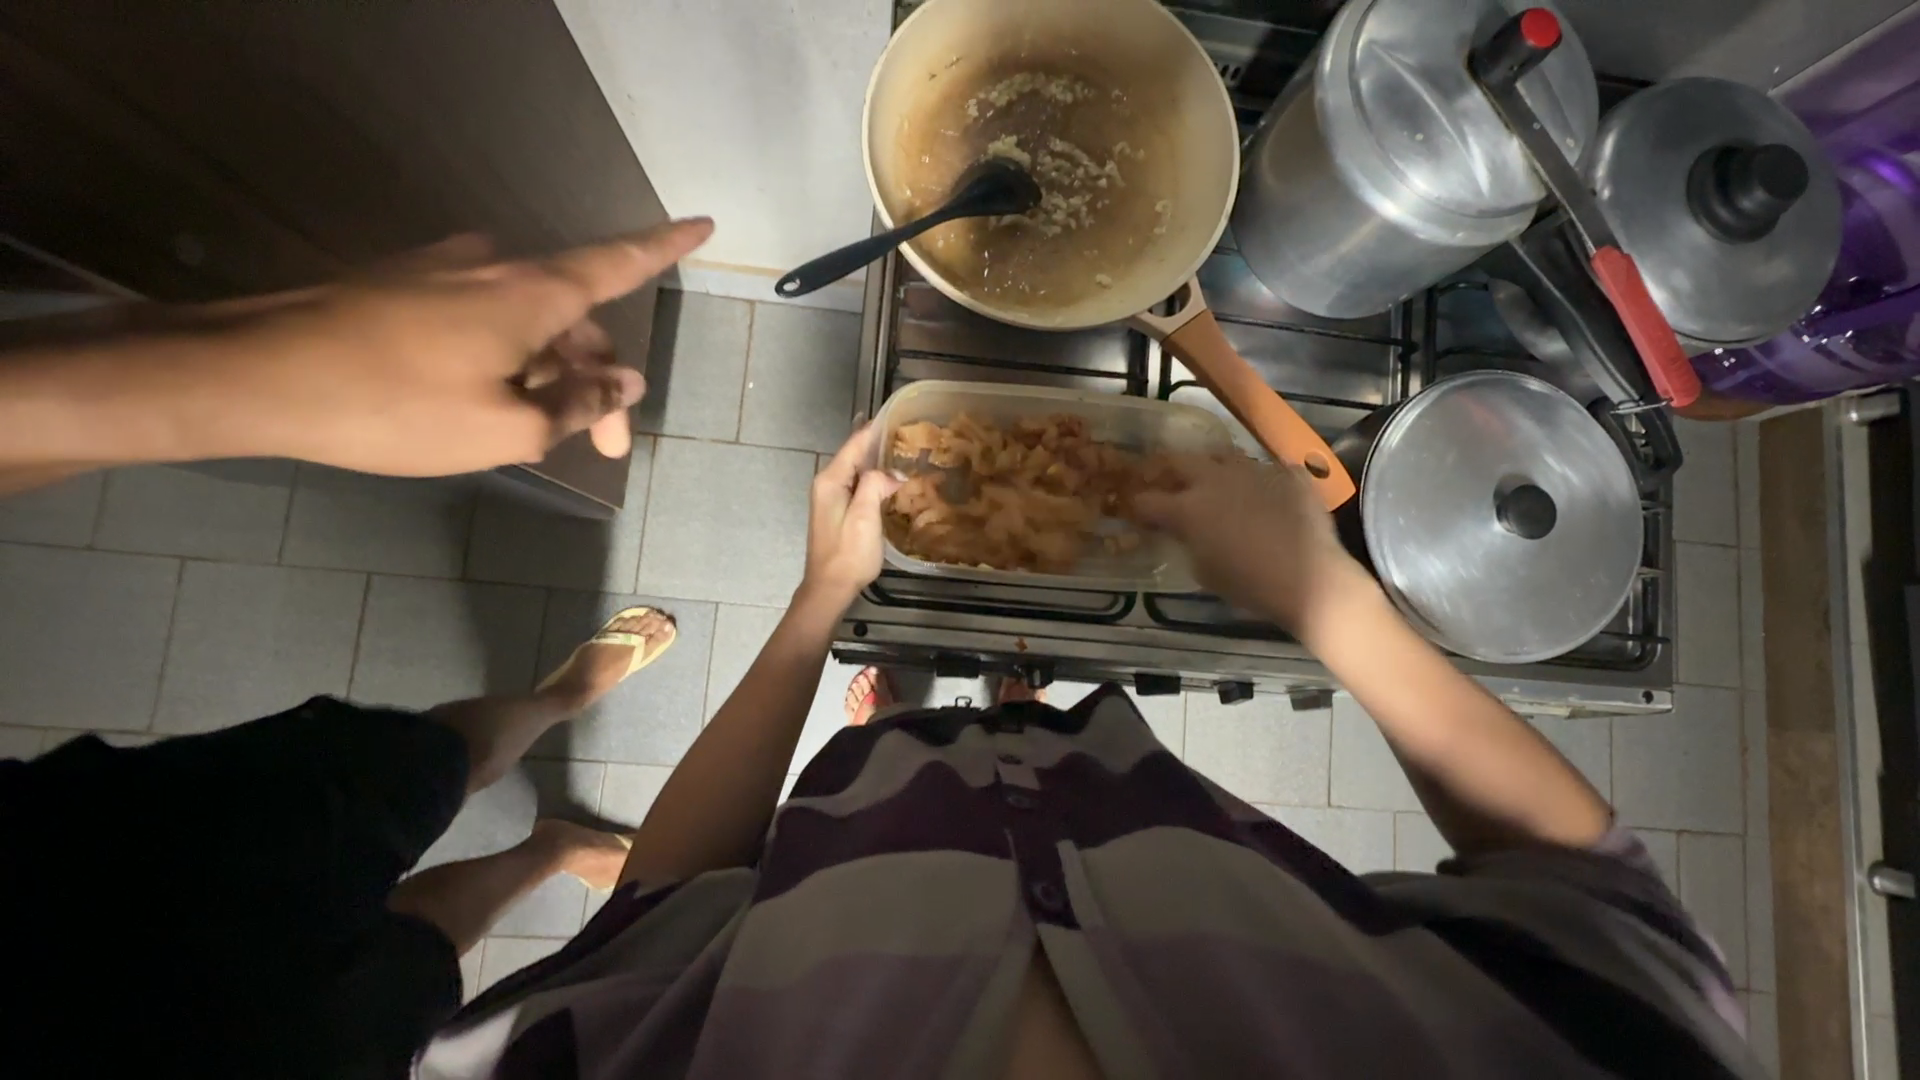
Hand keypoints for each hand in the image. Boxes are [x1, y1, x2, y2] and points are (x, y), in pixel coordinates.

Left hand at [176, 219, 712, 475]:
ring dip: (553, 377)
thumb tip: (626, 381)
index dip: (666, 247)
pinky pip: (485, 320)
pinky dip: (510, 360)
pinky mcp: (405, 287)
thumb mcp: (508, 426)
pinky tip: (493, 403)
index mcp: (533, 295)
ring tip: (542, 436)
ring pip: (530, 323)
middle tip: (608, 448)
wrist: (249, 375)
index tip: (704, 225)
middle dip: (600, 383)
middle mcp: (496, 269)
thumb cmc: (397, 407)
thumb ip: (579, 404)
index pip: (620, 263)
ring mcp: (445, 274)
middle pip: (577, 320)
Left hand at [801, 424, 903, 609]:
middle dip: (879, 443)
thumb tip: (893, 473)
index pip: (854, 444)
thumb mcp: (865, 516)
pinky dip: (874, 477)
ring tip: (904, 450)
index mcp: (831, 480)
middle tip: (908, 433)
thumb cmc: (848, 553)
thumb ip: (875, 484)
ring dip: (878, 461)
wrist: (830, 587)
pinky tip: (891, 479)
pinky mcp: (839, 511)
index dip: (874, 429)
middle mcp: (828, 484)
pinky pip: (858, 484)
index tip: (895, 414)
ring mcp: (831, 498)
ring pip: (857, 470)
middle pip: (855, 454)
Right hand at [1133, 455, 1377, 637]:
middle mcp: (1216, 479)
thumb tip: (1184, 533)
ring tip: (1221, 486)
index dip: (1138, 507)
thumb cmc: (1248, 584)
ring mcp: (1254, 471)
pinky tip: (1267, 496)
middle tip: (1170, 484)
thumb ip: (1187, 543)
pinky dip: (1262, 481)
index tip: (1137, 513)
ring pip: (1225, 458)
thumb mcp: (1203, 571)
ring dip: (1216, 470)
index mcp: (1188, 508)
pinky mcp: (1289, 474)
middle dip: (1169, 471)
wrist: (1310, 580)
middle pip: (1180, 461)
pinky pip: (1268, 470)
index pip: (1147, 501)